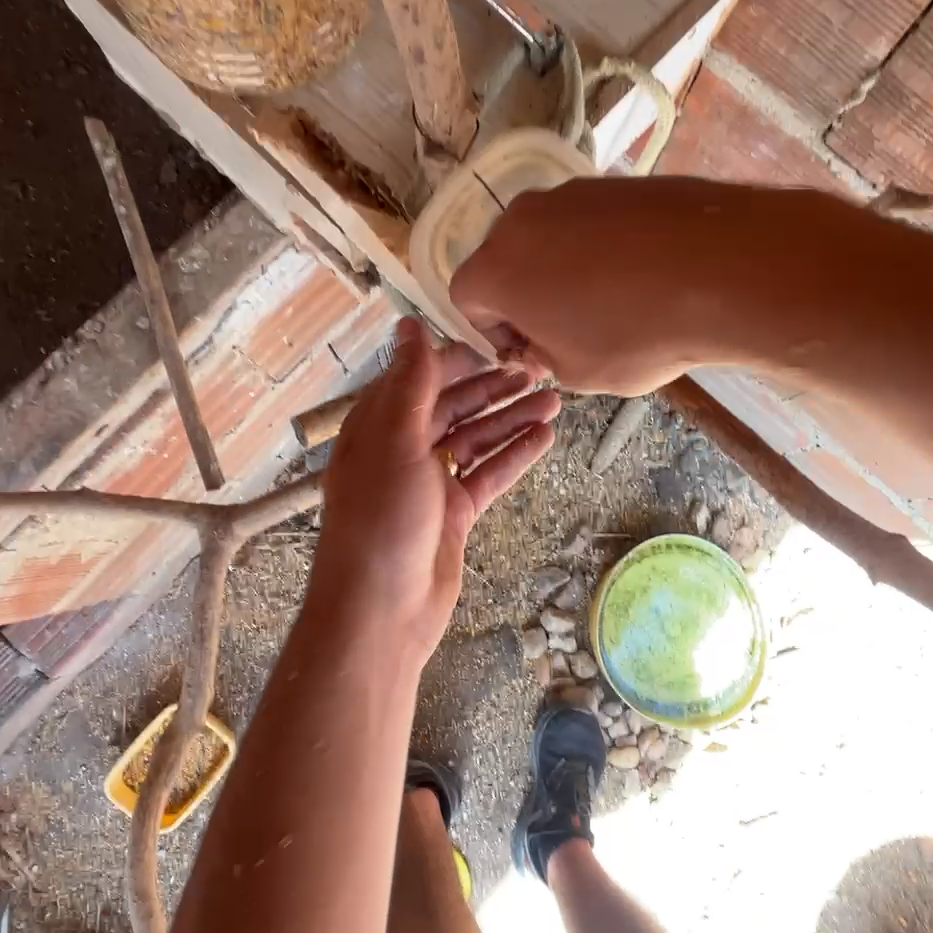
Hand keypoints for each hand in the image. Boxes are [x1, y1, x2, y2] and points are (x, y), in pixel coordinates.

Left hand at [308, 317, 559, 652]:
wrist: (382, 610)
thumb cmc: (382, 519)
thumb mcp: (395, 441)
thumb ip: (410, 383)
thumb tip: (409, 323)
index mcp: (378, 426)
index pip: (420, 379)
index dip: (457, 361)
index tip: (498, 347)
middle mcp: (402, 449)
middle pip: (454, 407)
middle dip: (494, 389)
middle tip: (539, 374)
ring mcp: (430, 482)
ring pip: (477, 439)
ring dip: (512, 419)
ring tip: (555, 401)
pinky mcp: (454, 513)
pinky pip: (488, 474)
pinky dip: (514, 456)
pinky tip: (545, 437)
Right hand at [451, 177, 788, 393]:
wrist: (722, 268)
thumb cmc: (636, 333)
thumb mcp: (577, 374)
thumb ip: (541, 358)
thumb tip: (538, 342)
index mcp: (496, 269)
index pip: (464, 298)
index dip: (491, 332)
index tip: (529, 353)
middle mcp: (522, 220)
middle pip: (503, 263)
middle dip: (524, 299)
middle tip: (565, 332)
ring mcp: (570, 193)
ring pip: (546, 240)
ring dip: (561, 273)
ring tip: (610, 305)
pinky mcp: (613, 182)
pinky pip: (587, 223)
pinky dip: (599, 250)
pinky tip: (638, 276)